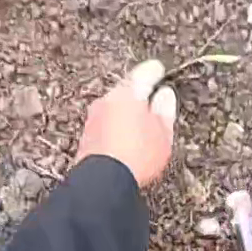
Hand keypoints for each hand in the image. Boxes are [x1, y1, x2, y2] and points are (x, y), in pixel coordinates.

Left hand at [76, 60, 175, 186]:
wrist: (104, 181)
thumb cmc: (137, 154)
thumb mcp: (163, 134)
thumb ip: (164, 111)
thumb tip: (165, 96)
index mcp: (129, 93)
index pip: (143, 74)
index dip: (154, 72)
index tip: (159, 70)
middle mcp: (107, 100)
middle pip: (126, 92)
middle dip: (138, 96)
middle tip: (152, 101)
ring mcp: (94, 118)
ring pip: (114, 109)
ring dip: (126, 114)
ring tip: (140, 127)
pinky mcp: (87, 137)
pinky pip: (106, 126)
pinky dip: (116, 129)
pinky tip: (125, 141)